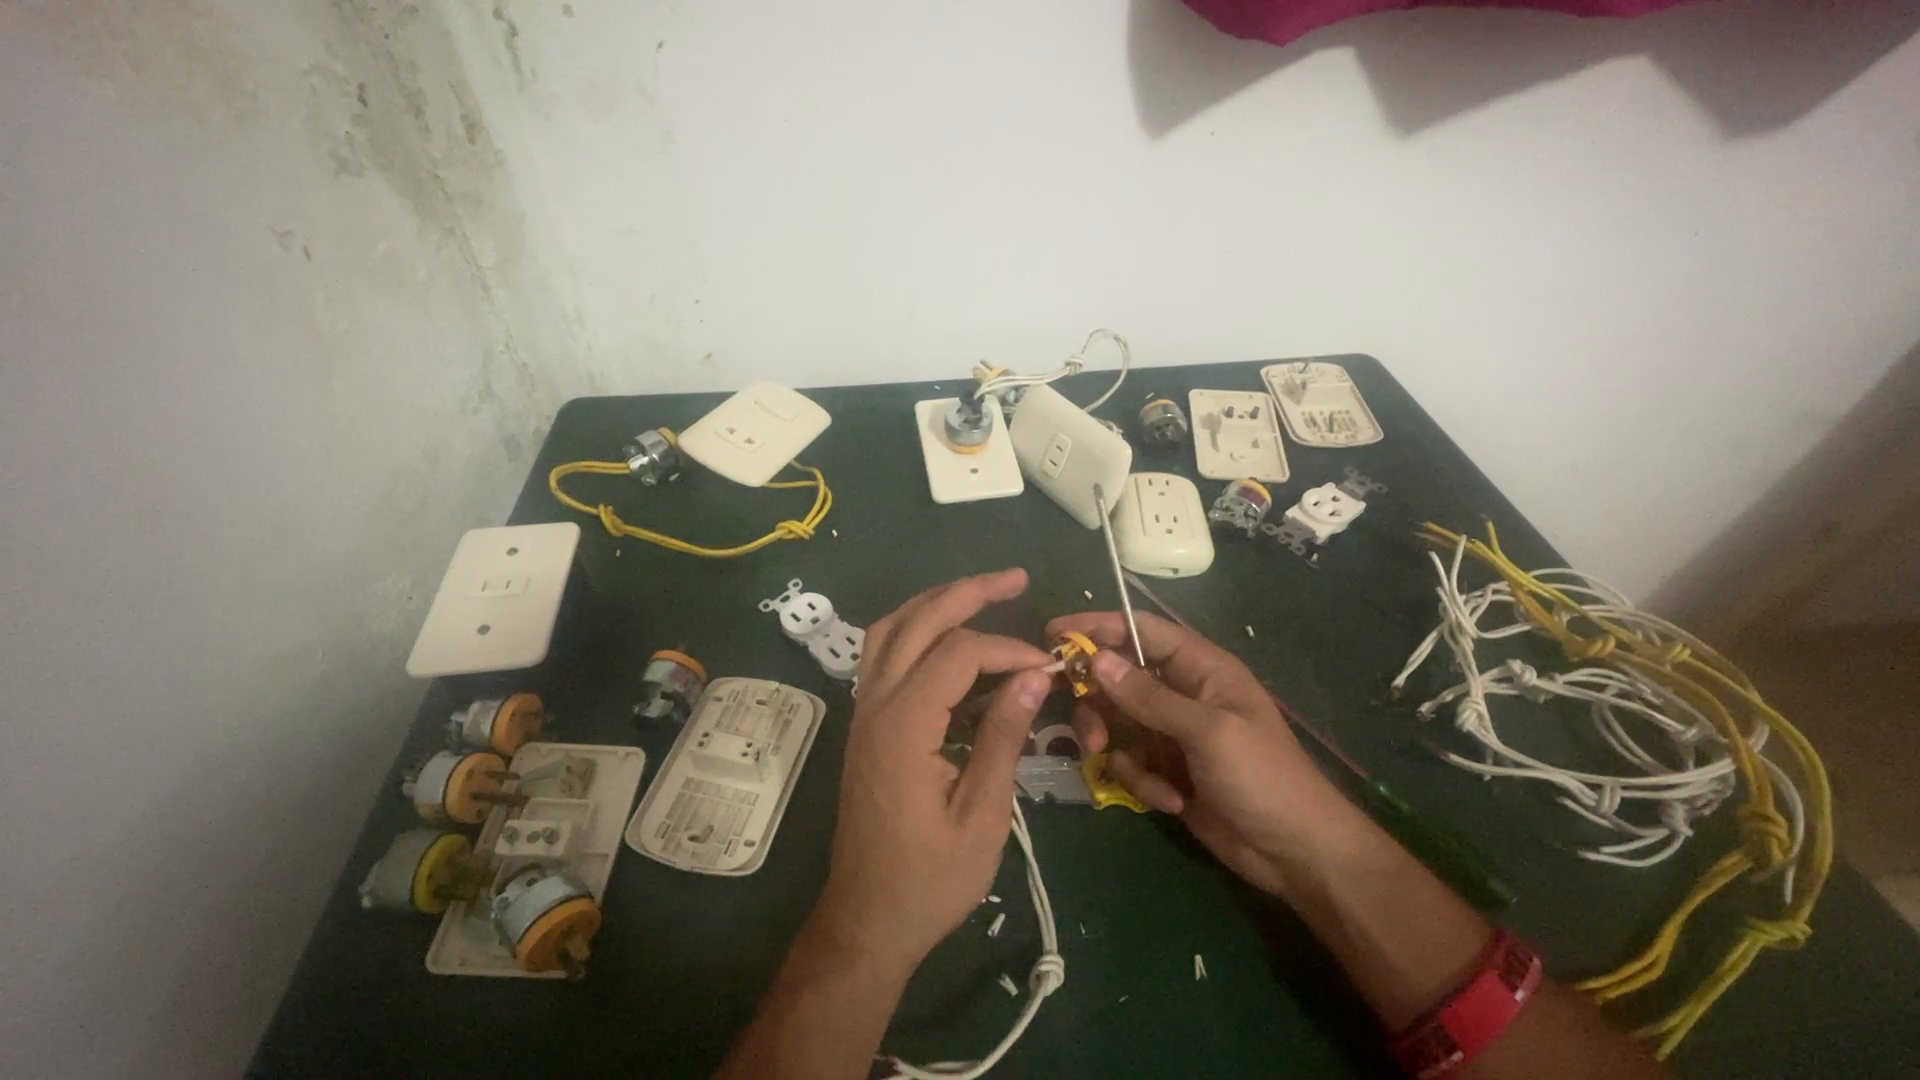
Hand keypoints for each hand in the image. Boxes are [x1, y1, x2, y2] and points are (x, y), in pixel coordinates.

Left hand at [807, 569, 1054, 972]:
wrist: (867, 920)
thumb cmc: (930, 879)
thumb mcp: (983, 813)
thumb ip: (1004, 736)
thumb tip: (1035, 674)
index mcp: (904, 724)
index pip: (960, 653)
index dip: (1009, 649)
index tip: (1050, 669)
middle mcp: (876, 705)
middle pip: (917, 621)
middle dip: (968, 592)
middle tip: (1016, 577)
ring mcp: (864, 713)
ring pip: (889, 631)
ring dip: (934, 605)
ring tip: (981, 594)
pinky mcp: (866, 726)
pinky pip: (884, 658)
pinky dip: (916, 634)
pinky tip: (949, 643)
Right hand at [1045, 611, 1355, 899]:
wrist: (1294, 852)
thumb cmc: (1263, 778)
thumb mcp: (1207, 731)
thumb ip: (1149, 696)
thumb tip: (1097, 660)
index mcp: (1201, 668)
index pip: (1141, 630)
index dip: (1097, 628)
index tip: (1052, 636)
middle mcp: (1181, 693)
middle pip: (1117, 679)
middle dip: (1099, 707)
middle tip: (1090, 736)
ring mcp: (1171, 733)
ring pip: (1116, 723)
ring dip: (1118, 751)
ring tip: (1136, 776)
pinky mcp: (1165, 769)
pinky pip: (1128, 761)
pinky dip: (1141, 780)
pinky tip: (1171, 800)